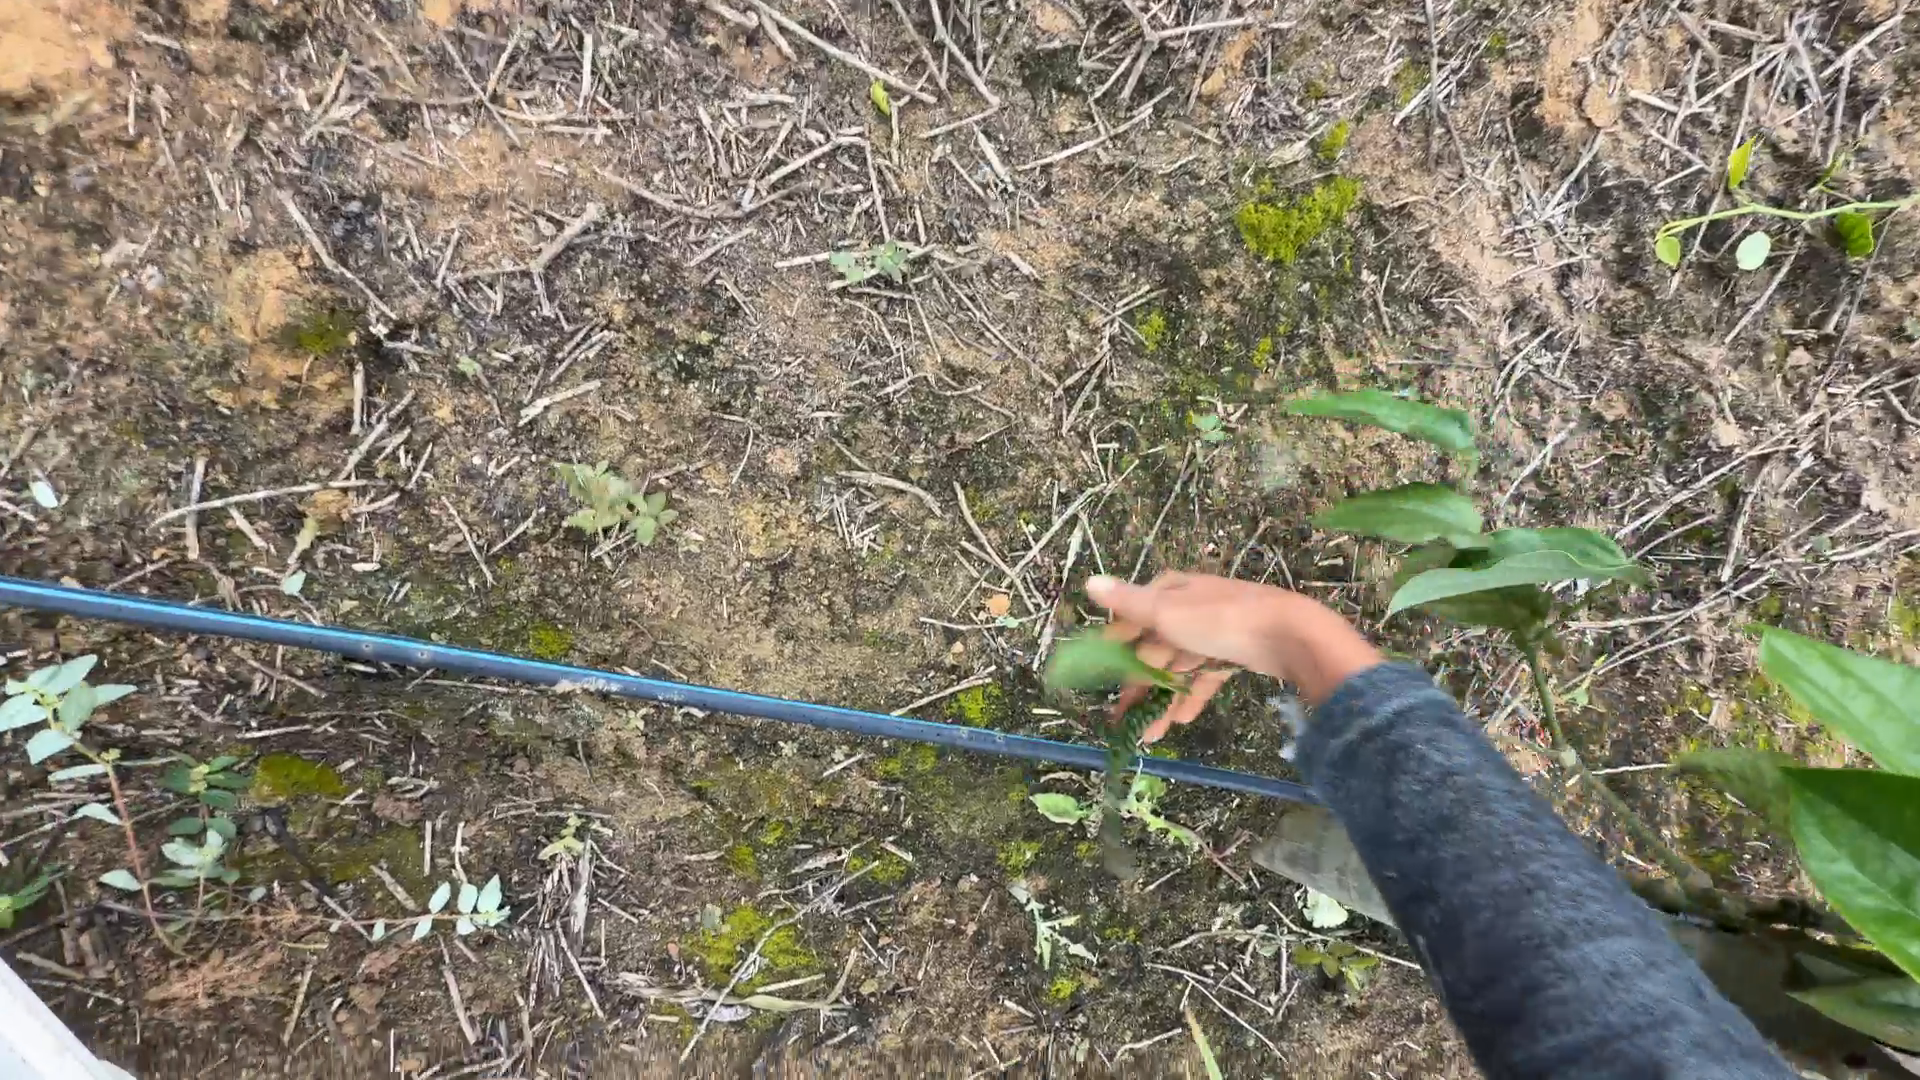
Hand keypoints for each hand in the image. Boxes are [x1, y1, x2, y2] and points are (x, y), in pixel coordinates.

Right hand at [1084, 572, 1382, 742]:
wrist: (1290, 635)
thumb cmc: (1219, 619)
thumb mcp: (1166, 611)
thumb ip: (1127, 603)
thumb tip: (1089, 582)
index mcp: (1169, 591)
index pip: (1132, 617)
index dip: (1115, 647)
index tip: (1101, 677)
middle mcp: (1189, 607)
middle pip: (1154, 647)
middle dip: (1139, 684)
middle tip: (1124, 718)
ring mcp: (1214, 631)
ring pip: (1178, 666)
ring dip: (1163, 697)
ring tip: (1151, 731)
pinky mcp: (1235, 653)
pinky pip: (1204, 676)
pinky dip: (1191, 695)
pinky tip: (1181, 719)